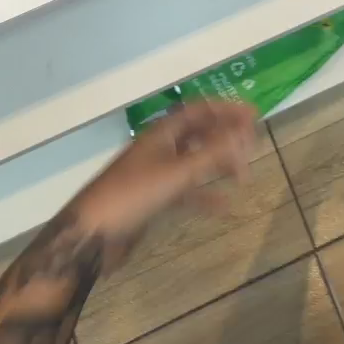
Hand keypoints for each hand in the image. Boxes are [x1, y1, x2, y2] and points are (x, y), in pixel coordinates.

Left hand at [70, 99, 257, 246]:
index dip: (225, 110)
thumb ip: (211, 154)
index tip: (252, 116)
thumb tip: (242, 133)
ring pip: (194, 162)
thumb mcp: (176, 172)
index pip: (199, 110)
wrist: (92, 234)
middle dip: (225, 136)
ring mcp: (156, 173)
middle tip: (251, 144)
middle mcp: (160, 147)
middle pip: (198, 133)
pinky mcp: (153, 198)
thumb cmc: (133, 194)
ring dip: (217, 164)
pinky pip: (185, 191)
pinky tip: (223, 205)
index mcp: (162, 132)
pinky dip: (204, 195)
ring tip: (242, 172)